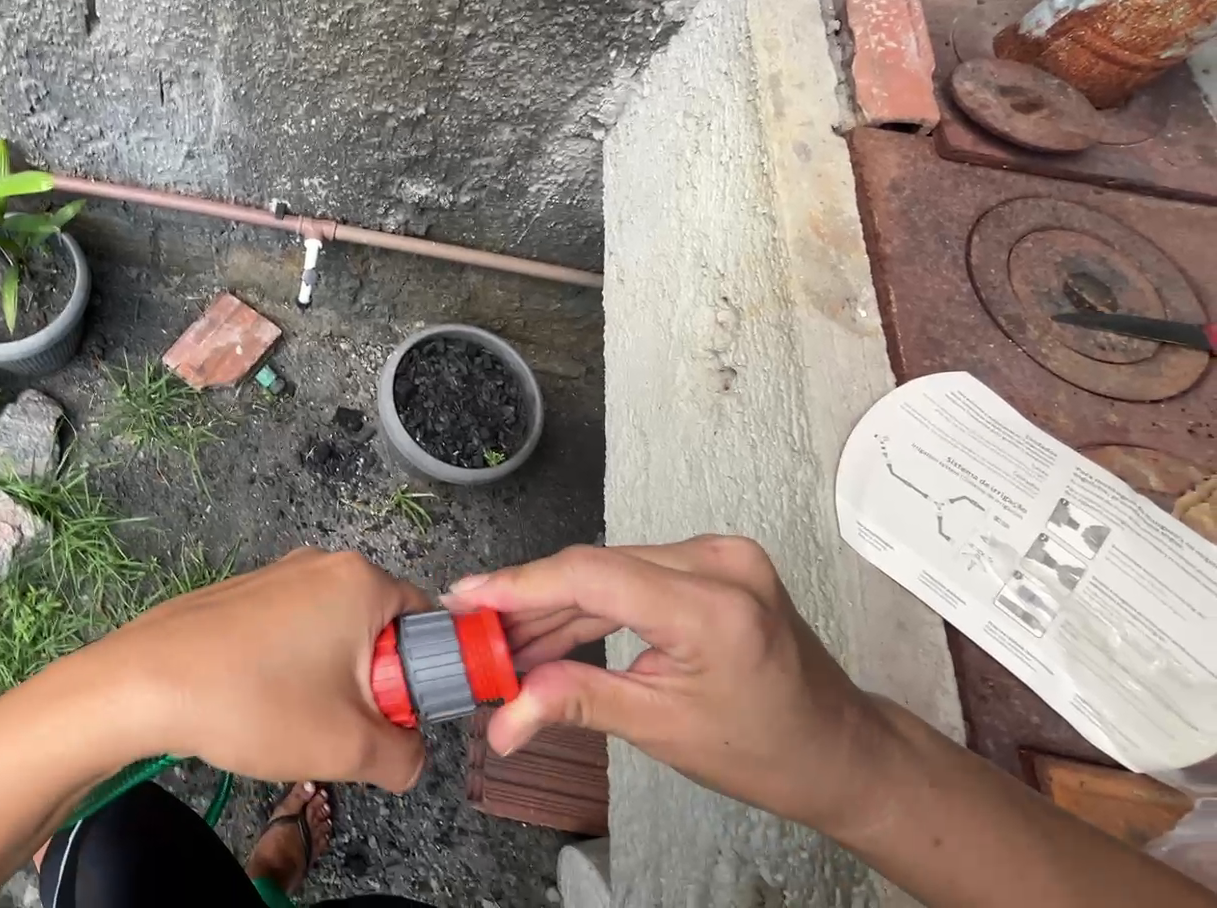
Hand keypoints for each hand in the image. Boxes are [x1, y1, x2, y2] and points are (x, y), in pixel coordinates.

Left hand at [68, 548, 431, 791]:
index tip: (396, 716)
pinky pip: (290, 627)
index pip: (426, 621)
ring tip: (294, 718)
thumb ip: (405, 757)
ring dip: (330, 677)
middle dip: (372, 681)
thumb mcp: (349, 747)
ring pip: (332, 630)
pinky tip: (259, 700)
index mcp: (361, 580)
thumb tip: (409, 755)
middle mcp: (321, 562)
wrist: (146, 682)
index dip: (422, 675)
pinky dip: (290, 664)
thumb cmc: (258, 703)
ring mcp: (276, 572)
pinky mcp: (241, 591)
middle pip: (378, 625)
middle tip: (346, 727)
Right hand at [441, 536, 895, 833]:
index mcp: (712, 608)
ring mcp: (715, 555)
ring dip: (552, 606)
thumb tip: (503, 718)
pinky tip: (546, 631)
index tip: (464, 597)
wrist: (844, 749)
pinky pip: (627, 574)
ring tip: (503, 640)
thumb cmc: (766, 751)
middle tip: (475, 632)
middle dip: (526, 603)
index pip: (590, 576)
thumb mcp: (661, 730)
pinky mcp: (707, 561)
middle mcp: (715, 562)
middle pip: (590, 568)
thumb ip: (574, 703)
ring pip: (603, 569)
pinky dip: (586, 604)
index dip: (517, 585)